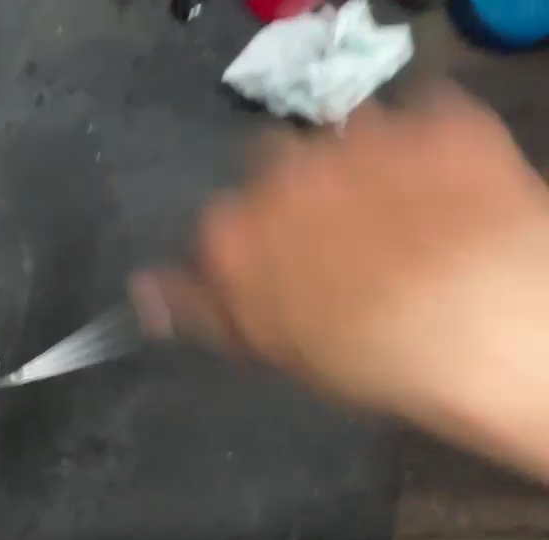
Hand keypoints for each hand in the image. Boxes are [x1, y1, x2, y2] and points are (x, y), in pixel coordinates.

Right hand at [133, 87, 548, 468]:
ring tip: (375, 195)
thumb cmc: (347, 348)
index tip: (258, 265)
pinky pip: (419, 115)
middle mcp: (279, 177)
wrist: (474, 315)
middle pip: (266, 161)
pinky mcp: (439, 124)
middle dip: (284, 184)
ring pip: (338, 133)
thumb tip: (142, 288)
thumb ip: (194, 307)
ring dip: (347, 155)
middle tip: (317, 224)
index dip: (235, 241)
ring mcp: (361, 144)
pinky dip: (417, 138)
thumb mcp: (254, 341)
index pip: (211, 222)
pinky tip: (430, 176)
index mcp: (225, 233)